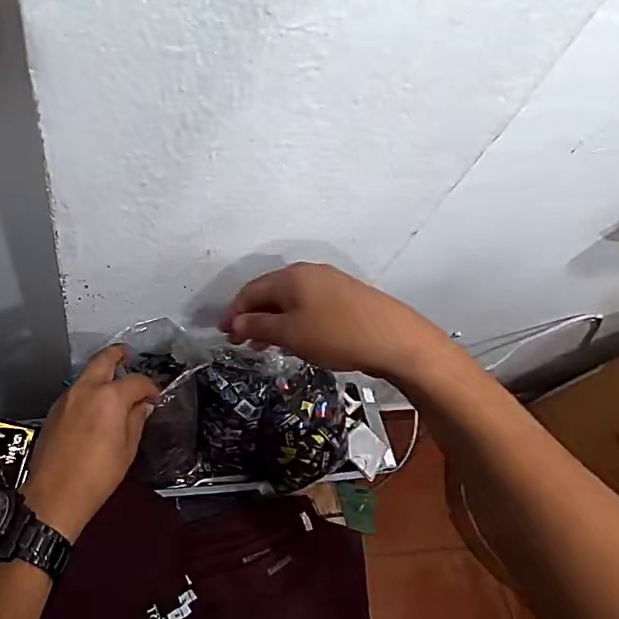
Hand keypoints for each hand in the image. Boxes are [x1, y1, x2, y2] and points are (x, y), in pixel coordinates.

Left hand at [23, 345, 159, 539]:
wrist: (56, 495)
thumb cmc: (95, 476)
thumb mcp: (127, 448)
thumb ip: (136, 420)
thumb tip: (141, 407)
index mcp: (109, 397)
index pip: (136, 381)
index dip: (150, 387)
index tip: (155, 396)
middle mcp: (85, 391)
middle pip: (103, 360)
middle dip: (117, 355)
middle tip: (127, 354)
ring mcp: (66, 399)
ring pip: (86, 374)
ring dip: (101, 372)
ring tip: (115, 381)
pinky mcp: (54, 411)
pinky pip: (75, 391)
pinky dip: (88, 389)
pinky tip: (97, 404)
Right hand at [219, 263, 456, 380]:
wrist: (395, 340)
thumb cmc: (337, 335)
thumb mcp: (290, 334)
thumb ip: (258, 326)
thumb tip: (235, 321)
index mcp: (290, 277)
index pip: (250, 291)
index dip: (233, 312)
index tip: (223, 333)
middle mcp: (309, 273)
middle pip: (269, 293)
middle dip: (251, 316)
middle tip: (239, 341)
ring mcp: (329, 283)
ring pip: (289, 300)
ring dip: (271, 321)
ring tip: (262, 345)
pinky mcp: (346, 297)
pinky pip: (308, 305)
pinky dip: (293, 320)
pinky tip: (294, 339)